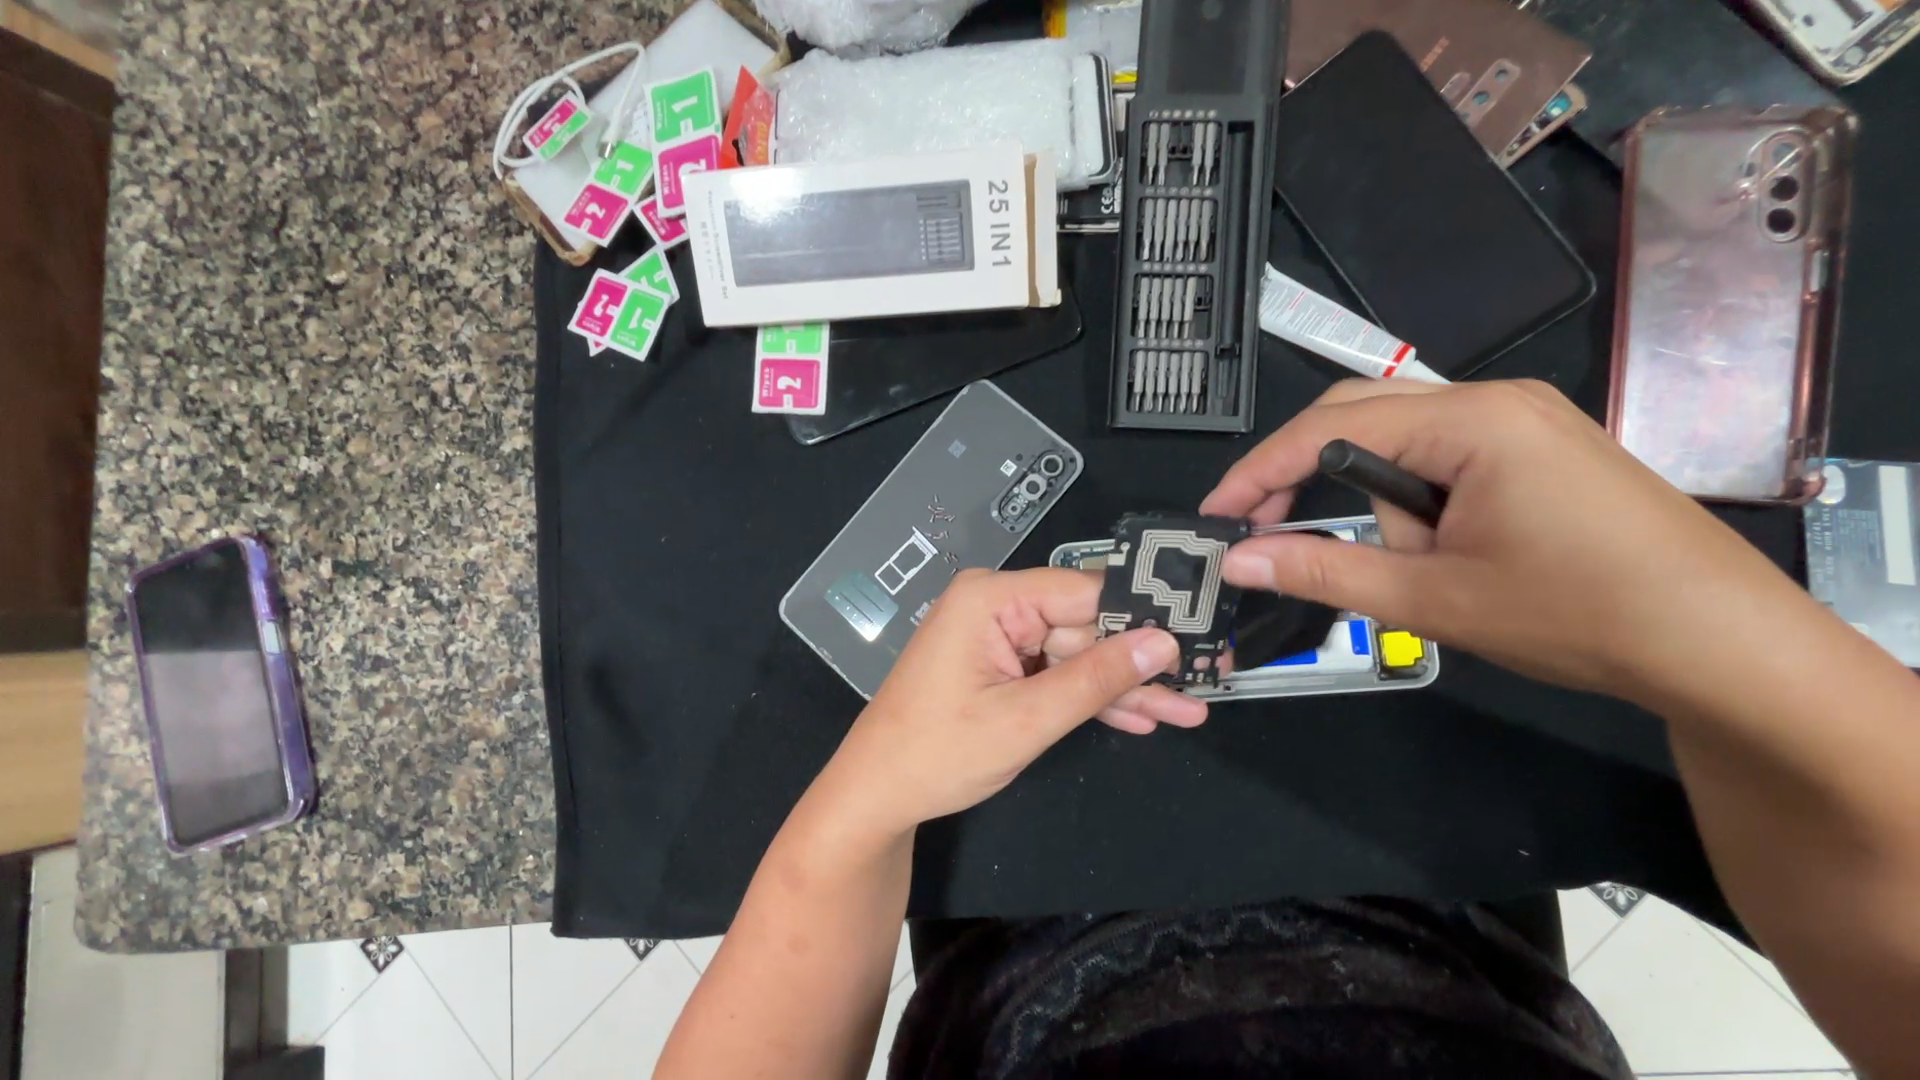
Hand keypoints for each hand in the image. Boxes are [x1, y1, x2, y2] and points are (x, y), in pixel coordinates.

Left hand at [814, 568, 1200, 837]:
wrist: (878, 795)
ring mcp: (998, 637)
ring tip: (1187, 711)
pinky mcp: (1000, 666)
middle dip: (1140, 663)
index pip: (1085, 591)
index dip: (1143, 614)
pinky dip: (1090, 699)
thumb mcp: (1026, 719)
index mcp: (992, 599)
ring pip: (1077, 654)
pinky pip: (1056, 673)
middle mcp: (996, 606)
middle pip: (1086, 625)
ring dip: (1124, 687)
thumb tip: (1162, 642)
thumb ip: (1095, 679)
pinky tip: (1140, 717)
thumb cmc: (939, 754)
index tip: (1199, 634)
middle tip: (1205, 683)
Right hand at [1200, 379, 1805, 701]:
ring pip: (1397, 437)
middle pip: (1358, 413)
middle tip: (1262, 530)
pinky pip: (1438, 452)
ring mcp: (1520, 419)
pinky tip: (1429, 545)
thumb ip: (1323, 573)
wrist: (1724, 644)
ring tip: (1402, 565)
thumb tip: (1238, 560)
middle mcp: (1492, 399)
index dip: (1260, 471)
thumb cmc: (1577, 614)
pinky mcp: (1534, 446)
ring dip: (1371, 497)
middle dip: (1303, 473)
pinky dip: (1407, 496)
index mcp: (1469, 421)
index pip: (1328, 428)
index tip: (1215, 515)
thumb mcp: (1432, 601)